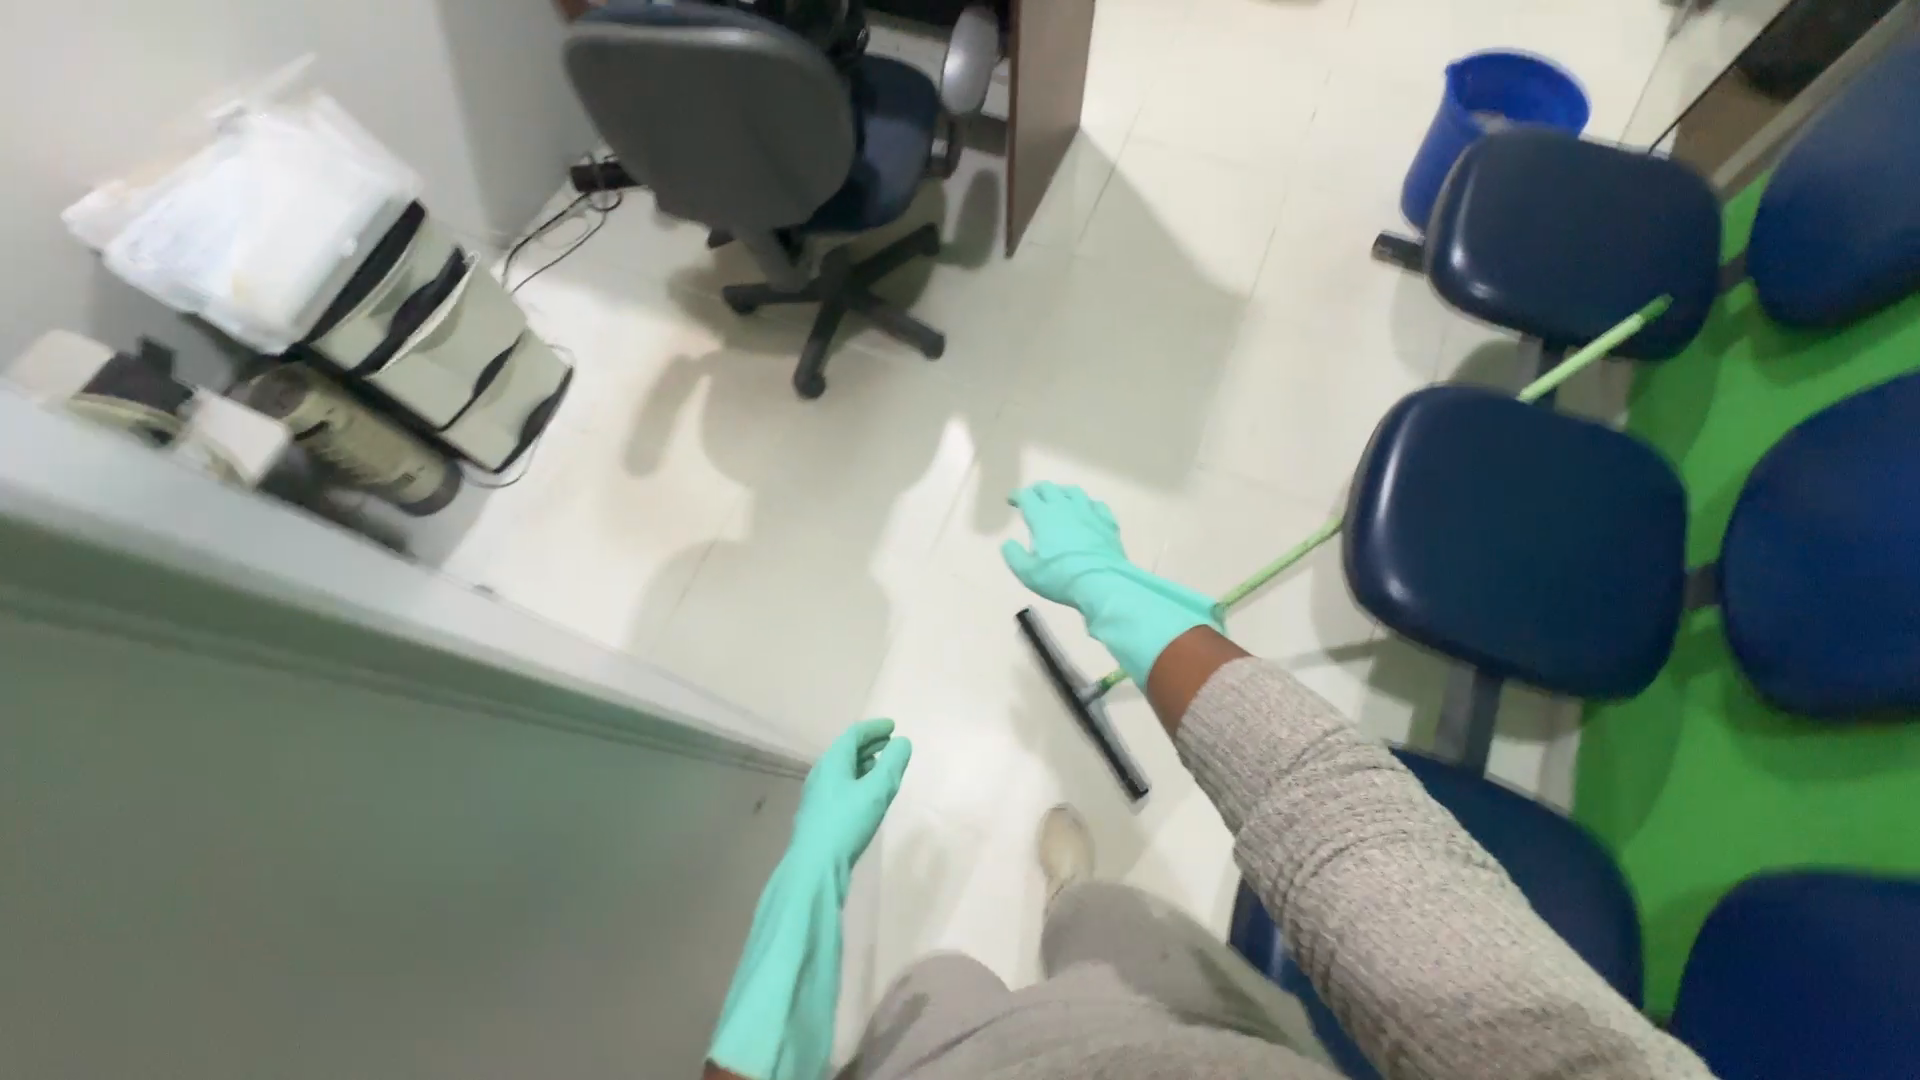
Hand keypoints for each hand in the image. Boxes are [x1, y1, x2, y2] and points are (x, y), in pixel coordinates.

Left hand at [790, 719, 911, 872]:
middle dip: (870, 744)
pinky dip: (857, 781)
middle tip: (890, 743)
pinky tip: (867, 796)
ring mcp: (817, 796)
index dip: (874, 728)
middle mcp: (821, 774)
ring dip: (864, 763)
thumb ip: (892, 764)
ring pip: (843, 770)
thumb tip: (902, 742)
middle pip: (847, 751)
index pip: (854, 735)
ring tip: (882, 767)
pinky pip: (841, 786)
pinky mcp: (819, 815)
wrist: (814, 868)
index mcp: (832, 762)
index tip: (892, 726)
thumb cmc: (846, 823)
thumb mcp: (877, 791)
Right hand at [998, 482, 1131, 609]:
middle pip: (1048, 488)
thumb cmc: (1060, 578)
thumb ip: (1014, 555)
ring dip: (1062, 492)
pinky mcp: (1107, 522)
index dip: (1017, 496)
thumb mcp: (1027, 573)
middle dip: (1037, 490)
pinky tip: (1087, 511)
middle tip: (1032, 497)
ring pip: (1073, 491)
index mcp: (1042, 517)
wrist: (1102, 584)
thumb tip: (1007, 543)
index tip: (1011, 500)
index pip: (1026, 496)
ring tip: (1059, 500)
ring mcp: (1088, 512)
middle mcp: (1065, 508)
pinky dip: (1087, 505)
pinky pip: (1096, 505)